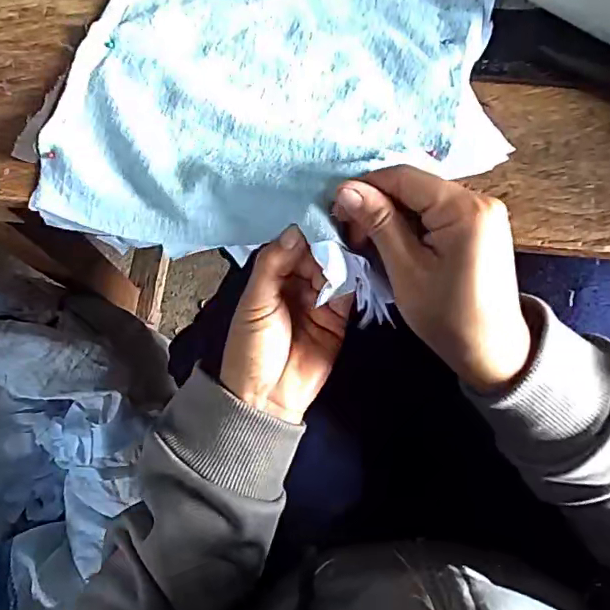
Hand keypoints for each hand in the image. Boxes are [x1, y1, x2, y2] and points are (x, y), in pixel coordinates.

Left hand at [220, 227, 353, 423]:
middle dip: (328, 242)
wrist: (267, 397)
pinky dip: (352, 280)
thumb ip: (273, 264)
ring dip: (341, 257)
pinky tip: (357, 264)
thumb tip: (295, 230)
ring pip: (334, 270)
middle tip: (345, 224)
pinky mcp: (337, 319)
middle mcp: (296, 284)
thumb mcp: (255, 301)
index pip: (292, 246)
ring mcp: (318, 301)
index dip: (306, 231)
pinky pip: (347, 294)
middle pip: (317, 255)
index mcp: (271, 277)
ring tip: (353, 240)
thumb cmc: (251, 348)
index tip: (324, 211)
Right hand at [333, 166, 530, 392]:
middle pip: (413, 186)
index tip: (337, 211)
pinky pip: (435, 213)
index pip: (403, 177)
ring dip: (391, 216)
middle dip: (377, 204)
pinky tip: (393, 245)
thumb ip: (378, 222)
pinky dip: (410, 225)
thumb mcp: (405, 269)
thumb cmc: (448, 316)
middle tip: (350, 233)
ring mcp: (481, 213)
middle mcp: (479, 200)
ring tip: (369, 244)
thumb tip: (345, 189)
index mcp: (464, 208)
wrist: (494, 353)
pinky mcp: (479, 227)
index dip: (365, 188)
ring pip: (421, 200)